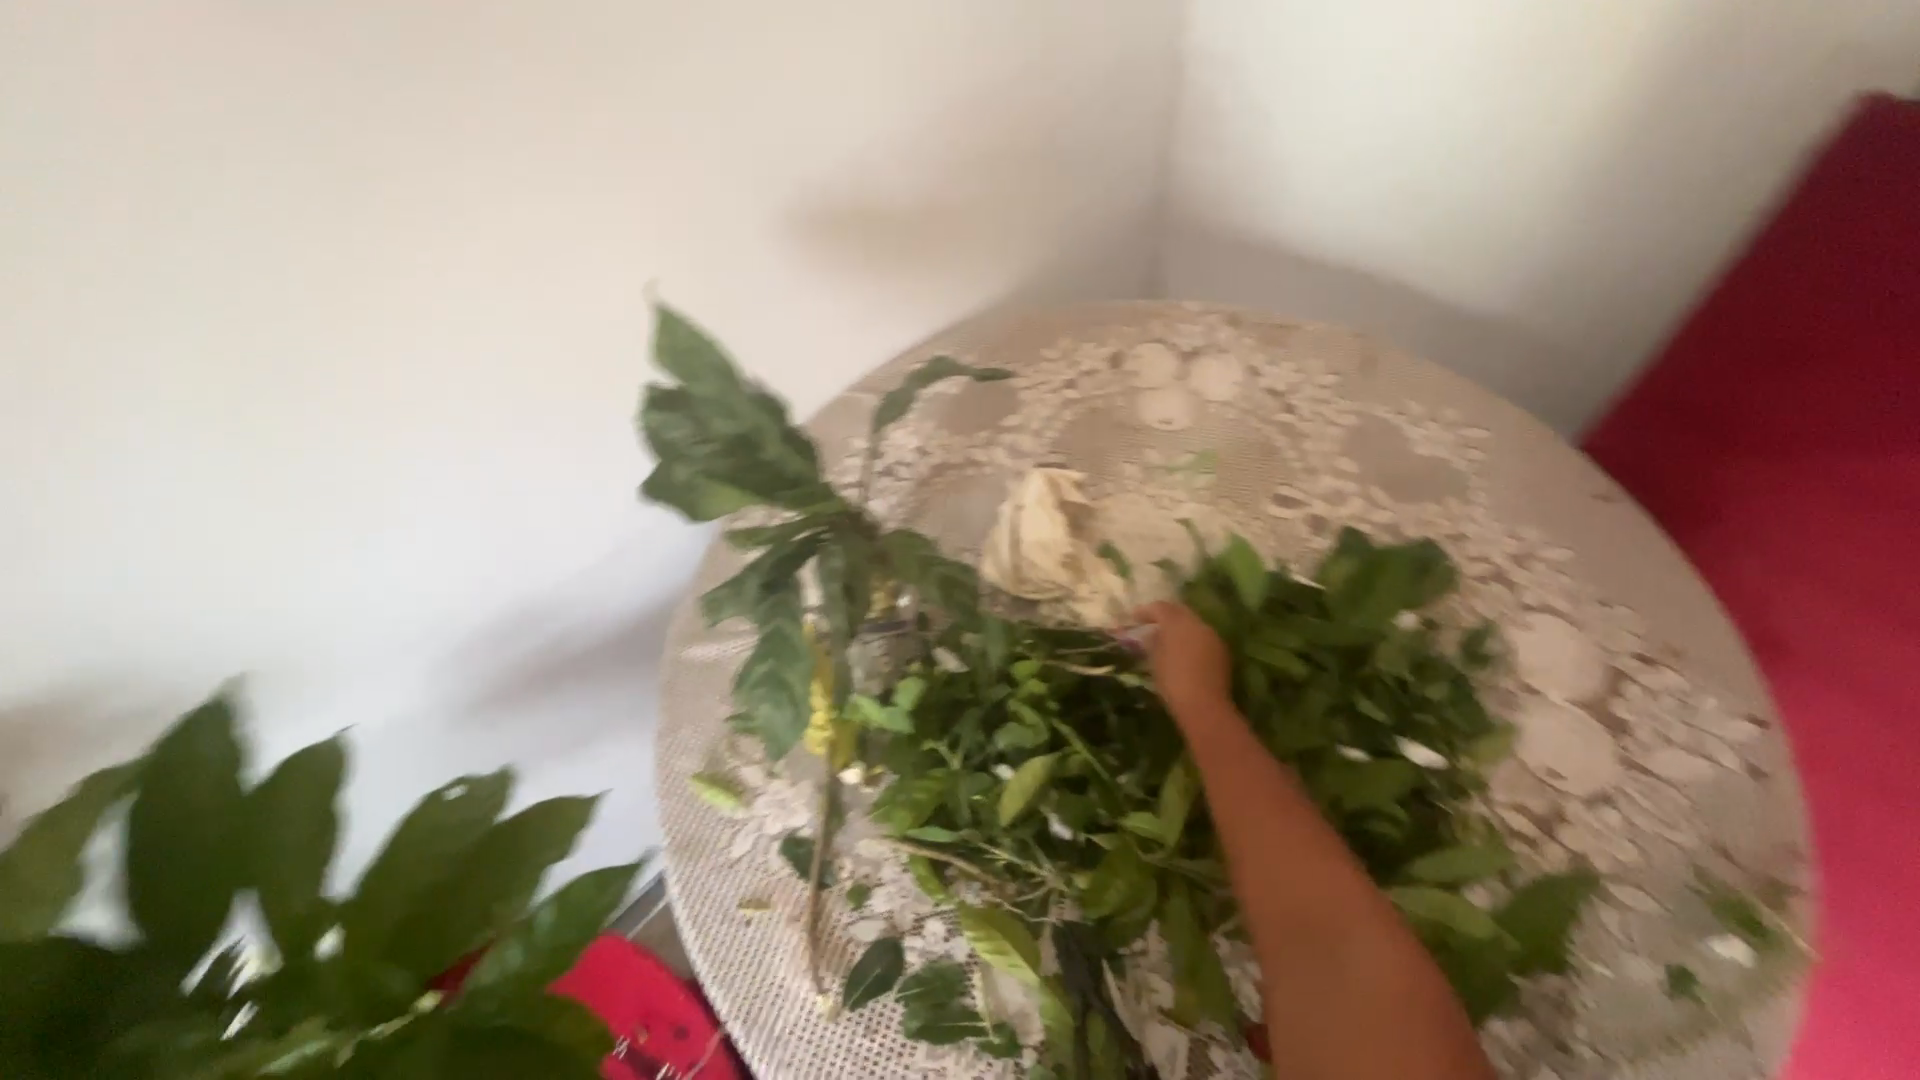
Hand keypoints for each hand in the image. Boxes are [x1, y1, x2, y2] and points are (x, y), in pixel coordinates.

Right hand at [1131, 601, 1233, 720]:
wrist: (1204, 706)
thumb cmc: (1172, 682)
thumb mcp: (1155, 661)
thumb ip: (1152, 642)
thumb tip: (1152, 634)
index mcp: (1178, 623)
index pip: (1160, 607)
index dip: (1146, 611)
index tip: (1134, 617)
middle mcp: (1198, 624)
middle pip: (1179, 612)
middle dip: (1165, 615)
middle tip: (1151, 623)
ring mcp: (1213, 636)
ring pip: (1193, 624)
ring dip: (1180, 627)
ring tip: (1166, 638)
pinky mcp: (1222, 651)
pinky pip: (1202, 637)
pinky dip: (1191, 639)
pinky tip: (1183, 651)